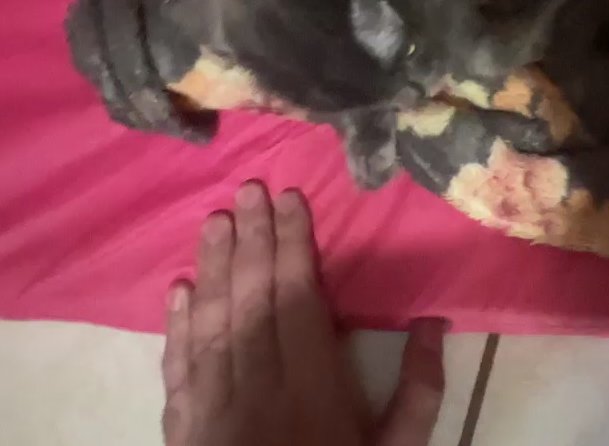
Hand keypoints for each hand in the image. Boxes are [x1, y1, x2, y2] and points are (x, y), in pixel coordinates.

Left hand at [162, 183, 446, 445]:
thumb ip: (419, 392)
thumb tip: (433, 320)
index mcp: (312, 392)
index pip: (298, 301)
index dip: (293, 246)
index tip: (291, 199)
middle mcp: (256, 392)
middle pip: (252, 302)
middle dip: (253, 241)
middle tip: (248, 188)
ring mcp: (211, 414)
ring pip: (211, 326)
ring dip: (213, 269)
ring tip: (215, 220)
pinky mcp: (182, 435)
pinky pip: (176, 373)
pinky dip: (175, 329)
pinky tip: (177, 290)